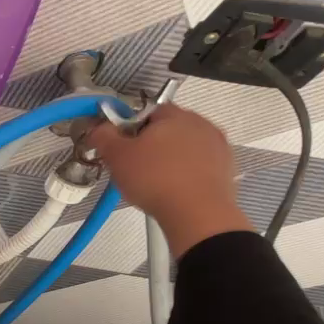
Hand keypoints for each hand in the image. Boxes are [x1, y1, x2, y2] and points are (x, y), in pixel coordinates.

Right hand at [88, 105, 251, 258]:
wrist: (196, 210)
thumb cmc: (154, 180)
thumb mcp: (117, 157)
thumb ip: (104, 137)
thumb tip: (98, 128)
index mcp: (173, 115)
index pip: (146, 112)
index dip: (129, 130)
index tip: (120, 149)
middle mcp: (200, 122)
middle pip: (167, 129)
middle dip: (150, 145)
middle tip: (134, 167)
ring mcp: (216, 143)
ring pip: (184, 146)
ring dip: (169, 158)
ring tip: (154, 182)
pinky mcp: (226, 164)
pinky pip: (198, 163)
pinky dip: (185, 172)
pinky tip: (173, 189)